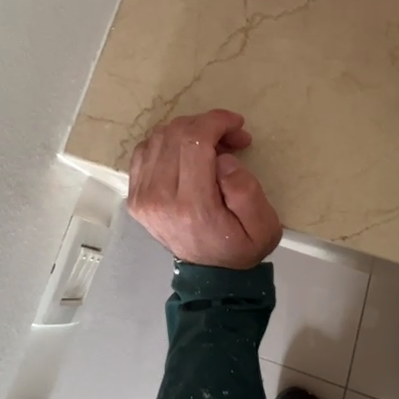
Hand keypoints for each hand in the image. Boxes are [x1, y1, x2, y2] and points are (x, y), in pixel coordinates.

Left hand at [127, 109, 282, 269]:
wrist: (210, 276)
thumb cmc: (239, 247)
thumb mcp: (263, 226)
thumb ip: (246, 190)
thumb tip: (222, 159)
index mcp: (192, 206)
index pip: (194, 142)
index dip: (216, 122)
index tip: (237, 125)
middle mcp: (159, 198)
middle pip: (175, 134)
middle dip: (207, 124)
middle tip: (232, 137)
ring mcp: (141, 196)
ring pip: (159, 137)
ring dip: (188, 131)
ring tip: (212, 146)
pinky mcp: (135, 195)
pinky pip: (146, 150)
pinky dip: (168, 142)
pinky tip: (188, 153)